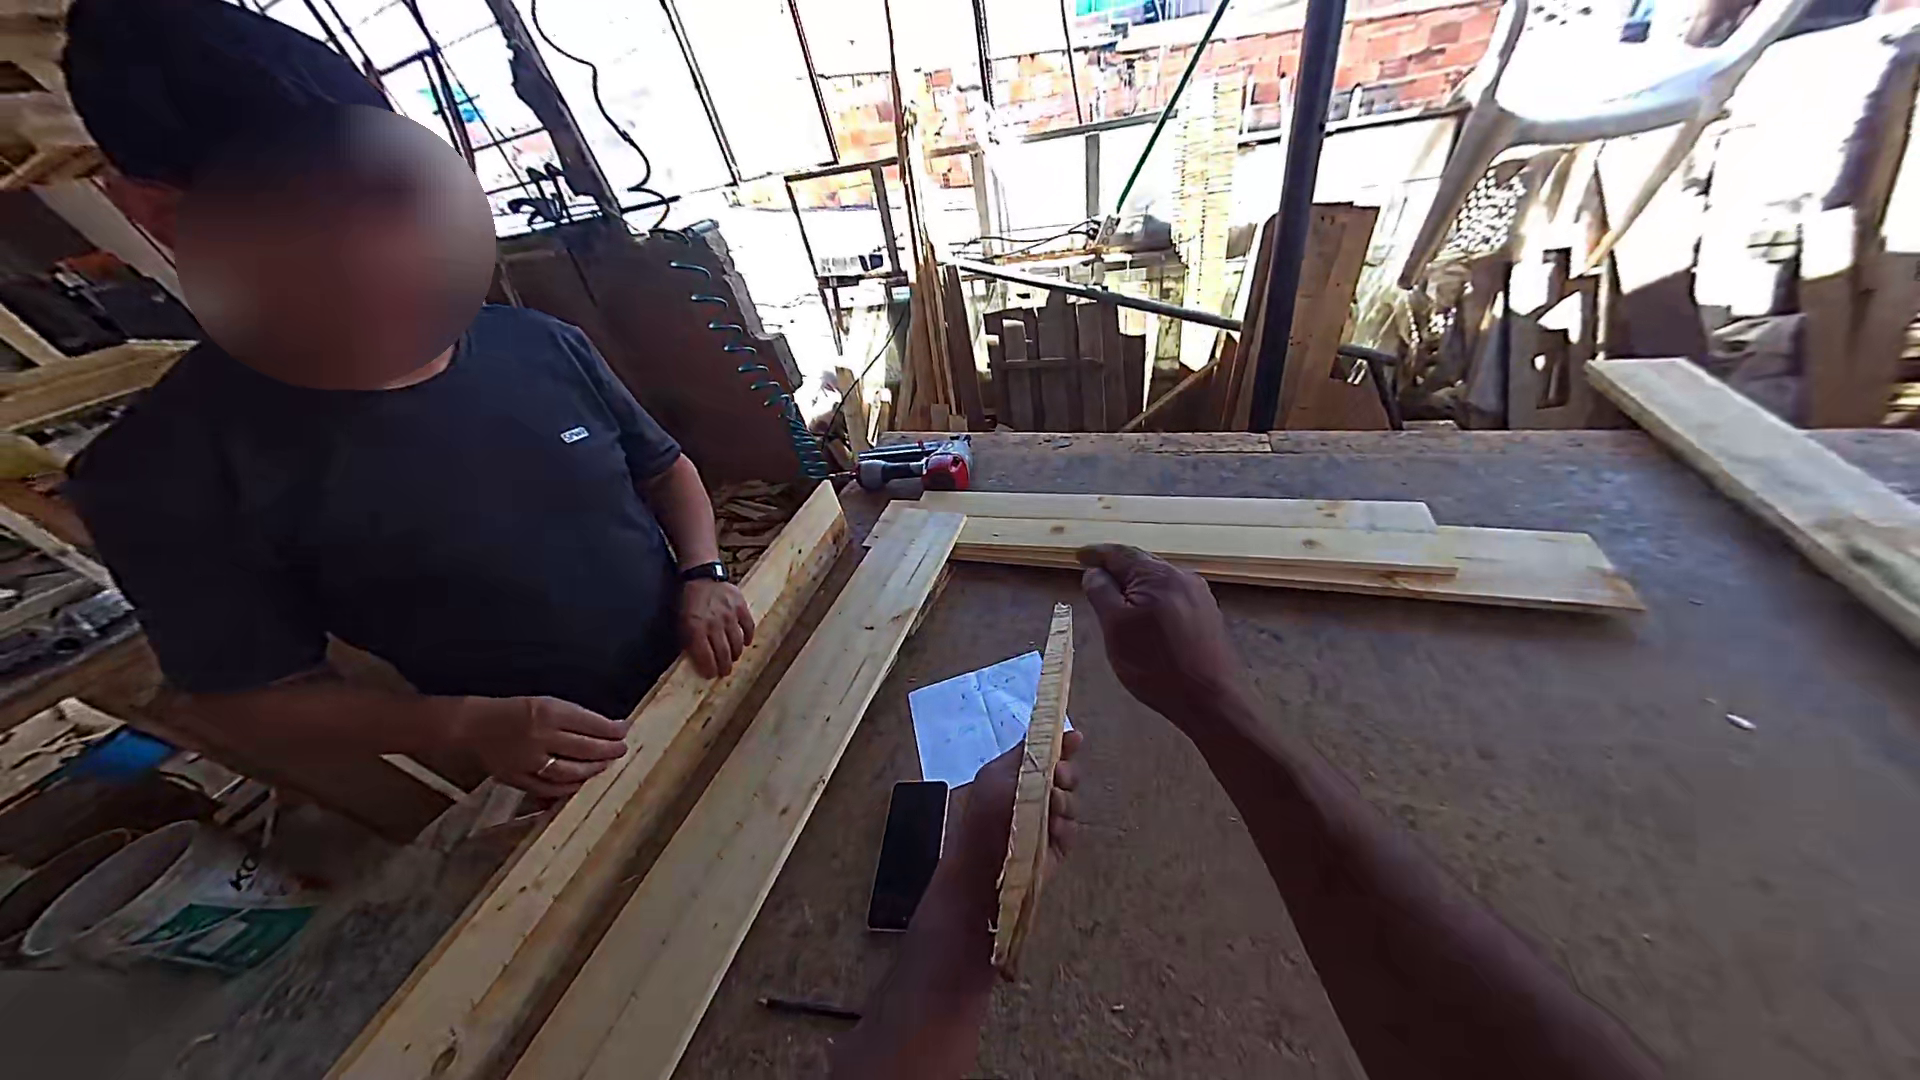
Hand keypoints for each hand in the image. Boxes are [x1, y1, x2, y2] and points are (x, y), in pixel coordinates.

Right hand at [450, 695, 628, 797]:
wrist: (473, 726)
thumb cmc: (516, 711)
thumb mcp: (548, 703)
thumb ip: (575, 716)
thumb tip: (607, 728)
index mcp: (550, 713)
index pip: (593, 724)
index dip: (613, 729)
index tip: (625, 730)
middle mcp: (541, 737)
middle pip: (586, 749)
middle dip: (609, 750)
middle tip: (621, 750)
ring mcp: (528, 761)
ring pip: (570, 771)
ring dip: (593, 769)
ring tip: (605, 764)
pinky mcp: (516, 778)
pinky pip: (548, 788)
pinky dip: (568, 787)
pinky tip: (581, 782)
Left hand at [680, 578, 754, 677]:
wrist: (701, 577)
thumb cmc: (688, 602)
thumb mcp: (681, 622)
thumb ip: (689, 640)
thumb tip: (699, 659)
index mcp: (696, 629)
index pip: (706, 656)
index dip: (709, 669)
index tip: (711, 676)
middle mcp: (714, 624)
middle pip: (723, 652)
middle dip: (724, 666)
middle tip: (725, 673)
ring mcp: (729, 615)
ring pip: (737, 642)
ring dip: (735, 654)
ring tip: (733, 659)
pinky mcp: (741, 607)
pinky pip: (748, 626)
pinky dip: (748, 637)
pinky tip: (746, 643)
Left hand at [947, 730, 1083, 905]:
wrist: (984, 869)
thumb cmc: (986, 816)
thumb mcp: (999, 776)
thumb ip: (1025, 753)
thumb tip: (1048, 730)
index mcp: (1019, 773)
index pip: (1046, 752)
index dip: (1063, 744)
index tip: (1076, 738)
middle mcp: (1035, 792)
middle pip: (1065, 774)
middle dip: (1067, 773)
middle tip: (1060, 776)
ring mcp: (1047, 817)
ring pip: (1071, 800)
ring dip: (1064, 801)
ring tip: (1051, 808)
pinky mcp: (1056, 843)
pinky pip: (1072, 828)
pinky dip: (1064, 827)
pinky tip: (1052, 830)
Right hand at [1077, 544, 1253, 734]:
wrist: (1212, 701)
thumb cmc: (1156, 665)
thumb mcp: (1115, 628)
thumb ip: (1101, 593)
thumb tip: (1094, 572)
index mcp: (1158, 575)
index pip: (1119, 553)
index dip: (1096, 554)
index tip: (1079, 556)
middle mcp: (1182, 578)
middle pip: (1140, 563)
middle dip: (1115, 568)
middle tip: (1093, 575)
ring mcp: (1199, 596)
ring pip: (1157, 580)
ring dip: (1134, 585)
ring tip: (1115, 597)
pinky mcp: (1207, 615)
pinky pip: (1171, 595)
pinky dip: (1151, 598)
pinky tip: (1145, 615)